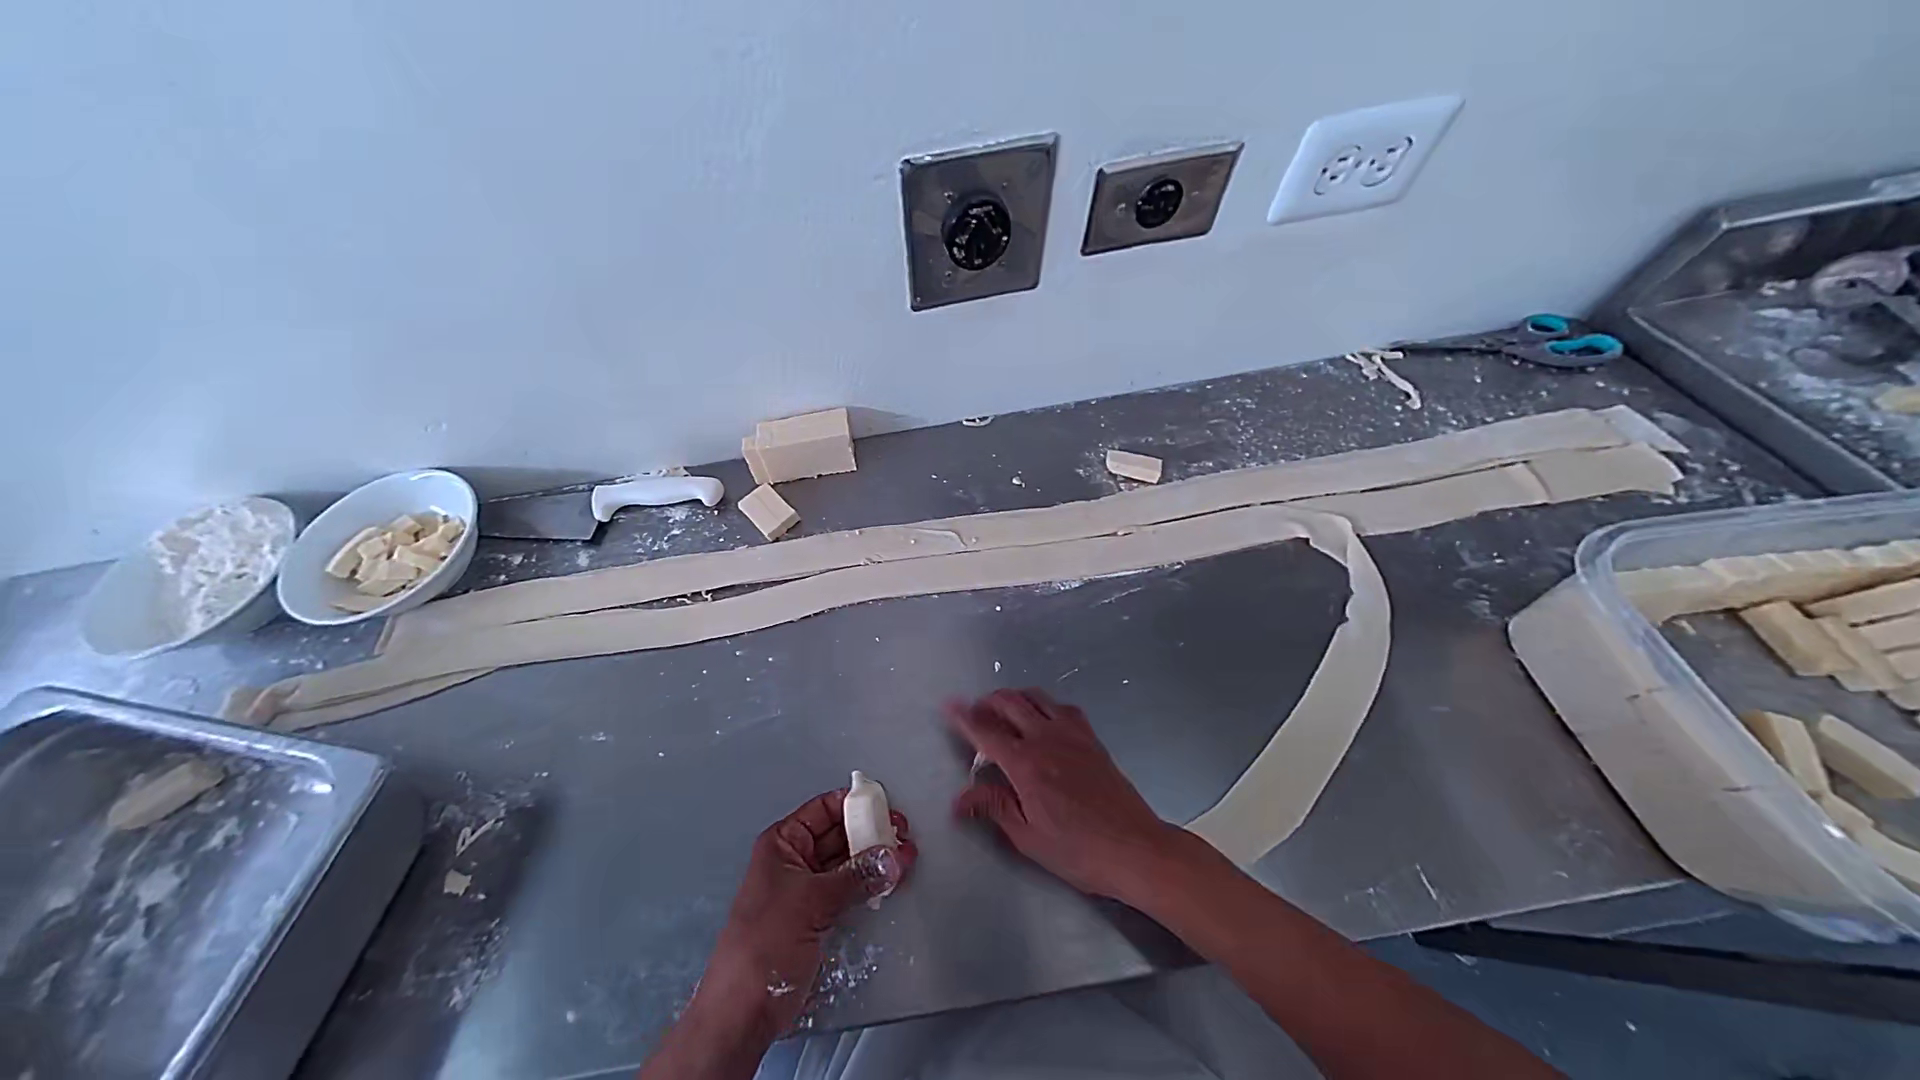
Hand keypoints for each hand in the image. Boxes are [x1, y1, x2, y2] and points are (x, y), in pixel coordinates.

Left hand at [701, 790, 915, 1033]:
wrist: (743, 1013)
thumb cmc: (765, 944)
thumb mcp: (811, 901)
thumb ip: (856, 876)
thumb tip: (893, 857)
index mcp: (782, 844)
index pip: (823, 809)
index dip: (854, 804)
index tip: (885, 806)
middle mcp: (796, 860)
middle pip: (839, 833)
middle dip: (871, 831)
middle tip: (903, 832)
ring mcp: (809, 889)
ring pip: (848, 861)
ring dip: (877, 856)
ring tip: (906, 853)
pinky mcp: (820, 915)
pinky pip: (851, 887)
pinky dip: (872, 880)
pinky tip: (894, 878)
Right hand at [947, 688, 1182, 903]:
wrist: (1135, 848)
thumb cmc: (1078, 850)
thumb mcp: (1028, 837)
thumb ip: (995, 808)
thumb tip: (961, 799)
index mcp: (1026, 764)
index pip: (986, 731)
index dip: (963, 717)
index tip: (949, 705)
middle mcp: (1047, 739)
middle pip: (1010, 703)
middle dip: (988, 702)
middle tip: (975, 712)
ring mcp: (1073, 735)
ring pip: (1037, 698)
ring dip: (1015, 698)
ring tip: (1004, 711)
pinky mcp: (1092, 739)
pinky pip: (1064, 708)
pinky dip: (1045, 705)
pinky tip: (1044, 719)